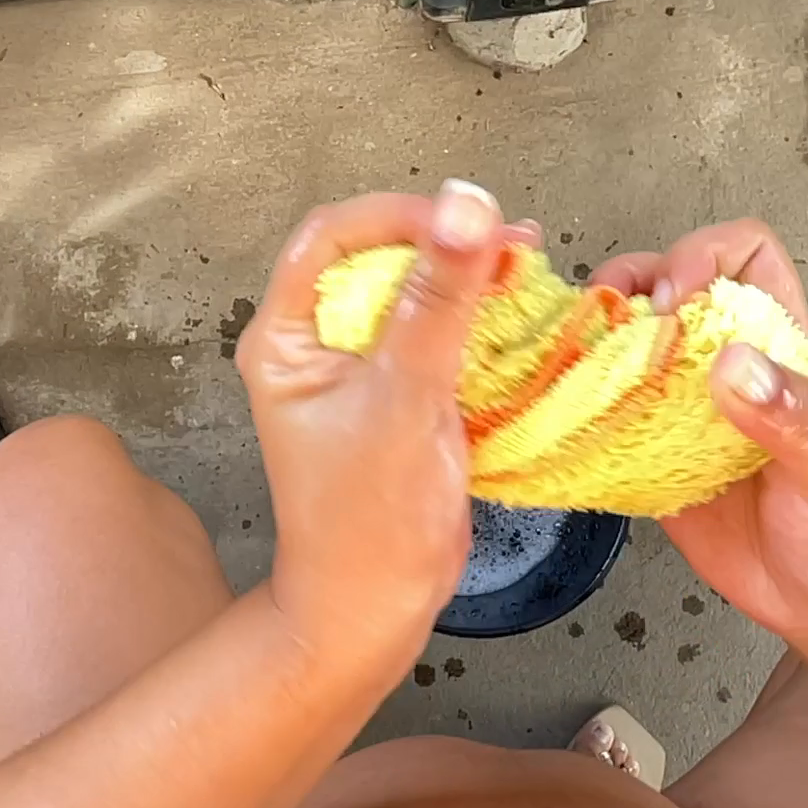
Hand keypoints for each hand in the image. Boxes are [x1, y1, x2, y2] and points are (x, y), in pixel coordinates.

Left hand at [237, 185, 536, 655]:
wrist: (376, 602)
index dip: (397, 216)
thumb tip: (466, 205)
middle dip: (440, 241)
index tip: (462, 219)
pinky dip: (477, 314)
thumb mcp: (403, 399)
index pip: (331, 237)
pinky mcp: (400, 387)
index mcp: (286, 336)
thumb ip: (437, 302)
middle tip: (505, 240)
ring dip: (465, 273)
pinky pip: (438, 329)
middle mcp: (318, 341)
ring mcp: (361, 364)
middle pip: (377, 257)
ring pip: (413, 290)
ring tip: (521, 260)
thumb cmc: (368, 517)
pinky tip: (516, 303)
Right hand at [589, 220, 807, 647]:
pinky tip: (559, 419)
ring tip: (568, 364)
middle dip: (628, 285)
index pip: (747, 255)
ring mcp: (684, 412)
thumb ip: (797, 418)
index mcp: (783, 345)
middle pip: (669, 285)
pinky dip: (577, 408)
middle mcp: (725, 365)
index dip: (706, 254)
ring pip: (627, 345)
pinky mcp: (652, 457)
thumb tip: (729, 363)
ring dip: (592, 342)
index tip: (675, 299)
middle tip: (602, 321)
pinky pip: (606, 416)